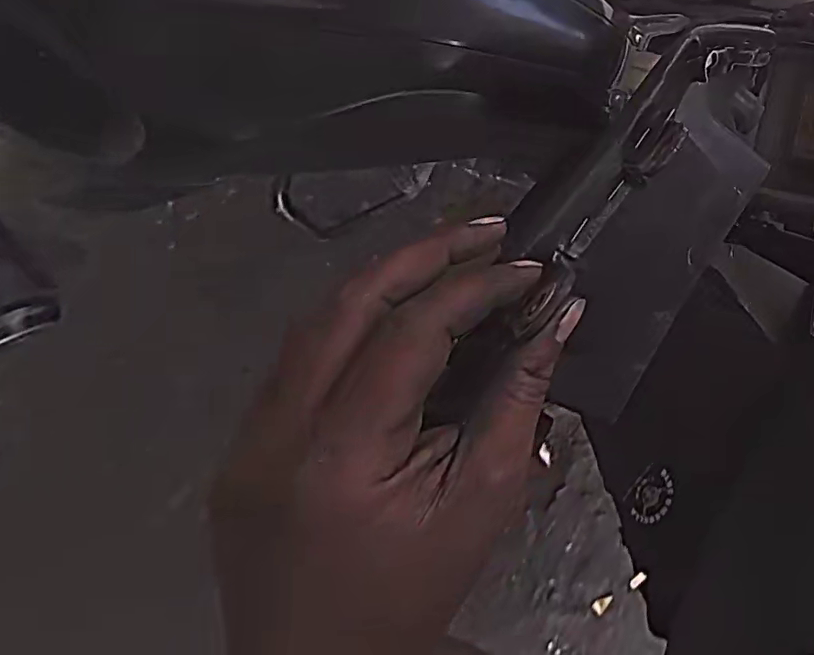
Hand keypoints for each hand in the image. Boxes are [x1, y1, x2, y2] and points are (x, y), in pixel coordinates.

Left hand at [209, 219, 585, 654]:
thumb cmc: (414, 583)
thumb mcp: (489, 489)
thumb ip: (523, 393)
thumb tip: (562, 317)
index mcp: (338, 454)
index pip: (412, 332)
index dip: (478, 288)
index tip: (532, 272)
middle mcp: (276, 435)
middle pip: (347, 305)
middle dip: (426, 253)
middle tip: (491, 230)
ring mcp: (251, 439)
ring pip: (319, 320)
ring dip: (395, 274)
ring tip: (462, 251)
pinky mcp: (252, 443)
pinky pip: (312, 352)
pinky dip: (370, 311)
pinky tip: (415, 302)